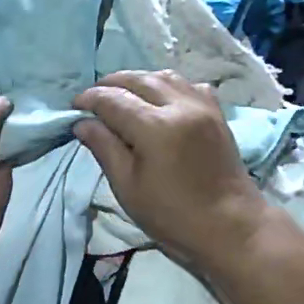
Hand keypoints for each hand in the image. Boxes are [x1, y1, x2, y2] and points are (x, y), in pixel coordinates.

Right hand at [73, 70, 272, 265]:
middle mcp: (180, 105)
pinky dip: (167, 85)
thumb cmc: (172, 216)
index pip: (112, 99)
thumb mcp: (128, 188)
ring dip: (139, 80)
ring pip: (164, 76)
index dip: (89, 99)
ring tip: (122, 95)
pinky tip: (159, 100)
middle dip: (110, 84)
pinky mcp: (217, 113)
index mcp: (155, 127)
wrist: (230, 227)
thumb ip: (105, 149)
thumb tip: (83, 123)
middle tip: (93, 98)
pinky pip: (188, 85)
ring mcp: (202, 106)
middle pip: (138, 80)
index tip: (73, 107)